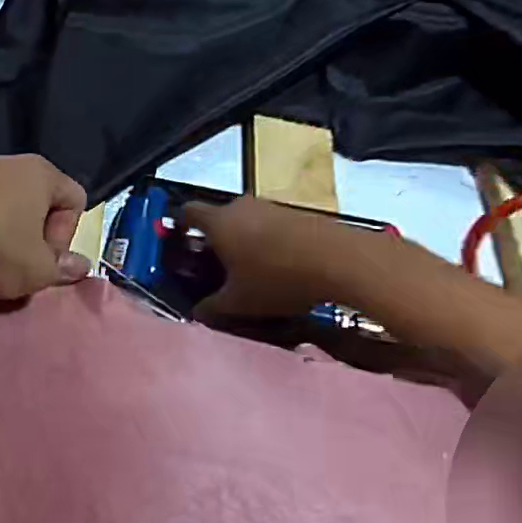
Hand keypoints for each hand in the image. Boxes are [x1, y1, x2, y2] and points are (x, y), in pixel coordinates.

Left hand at [0, 155, 89, 299]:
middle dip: (32, 238)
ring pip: (3, 207)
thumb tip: (79, 265)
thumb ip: (62, 269)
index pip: (76, 199)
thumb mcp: (35, 271)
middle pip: (37, 203)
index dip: (68, 235)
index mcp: (42, 173)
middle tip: (15, 266)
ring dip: (0, 235)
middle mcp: (10, 163)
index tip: (44, 259)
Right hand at [180, 197, 367, 323]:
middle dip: (215, 238)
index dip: (179, 225)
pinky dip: (271, 241)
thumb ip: (212, 308)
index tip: (181, 243)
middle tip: (217, 264)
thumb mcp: (239, 302)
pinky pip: (273, 225)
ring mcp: (271, 207)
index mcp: (217, 222)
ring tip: (252, 269)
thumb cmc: (277, 278)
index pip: (186, 212)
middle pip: (218, 216)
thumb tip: (196, 315)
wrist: (342, 260)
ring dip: (245, 239)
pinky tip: (282, 266)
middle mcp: (240, 207)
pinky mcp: (299, 213)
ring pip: (247, 220)